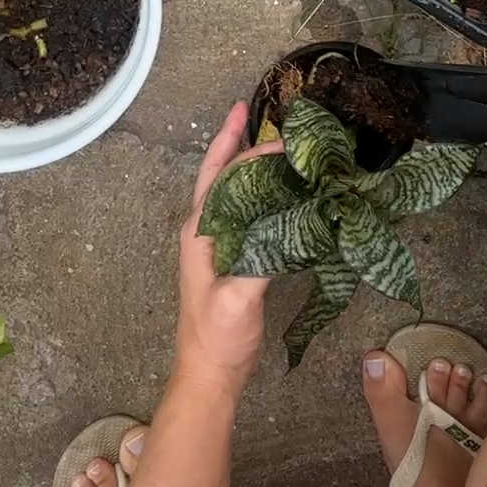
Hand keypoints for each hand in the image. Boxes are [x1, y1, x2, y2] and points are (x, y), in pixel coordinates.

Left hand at [173, 102, 281, 391]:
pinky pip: (244, 210)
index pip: (221, 176)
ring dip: (246, 162)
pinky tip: (279, 190)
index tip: (267, 127)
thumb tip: (285, 228)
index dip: (240, 148)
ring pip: (231, 190)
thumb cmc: (217, 337)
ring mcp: (215, 242)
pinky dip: (259, 190)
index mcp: (200, 231)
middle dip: (234, 141)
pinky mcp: (230, 256)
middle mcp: (204, 229)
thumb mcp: (237, 301)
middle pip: (219, 174)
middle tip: (257, 113)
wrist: (209, 372)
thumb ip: (257, 264)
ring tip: (270, 141)